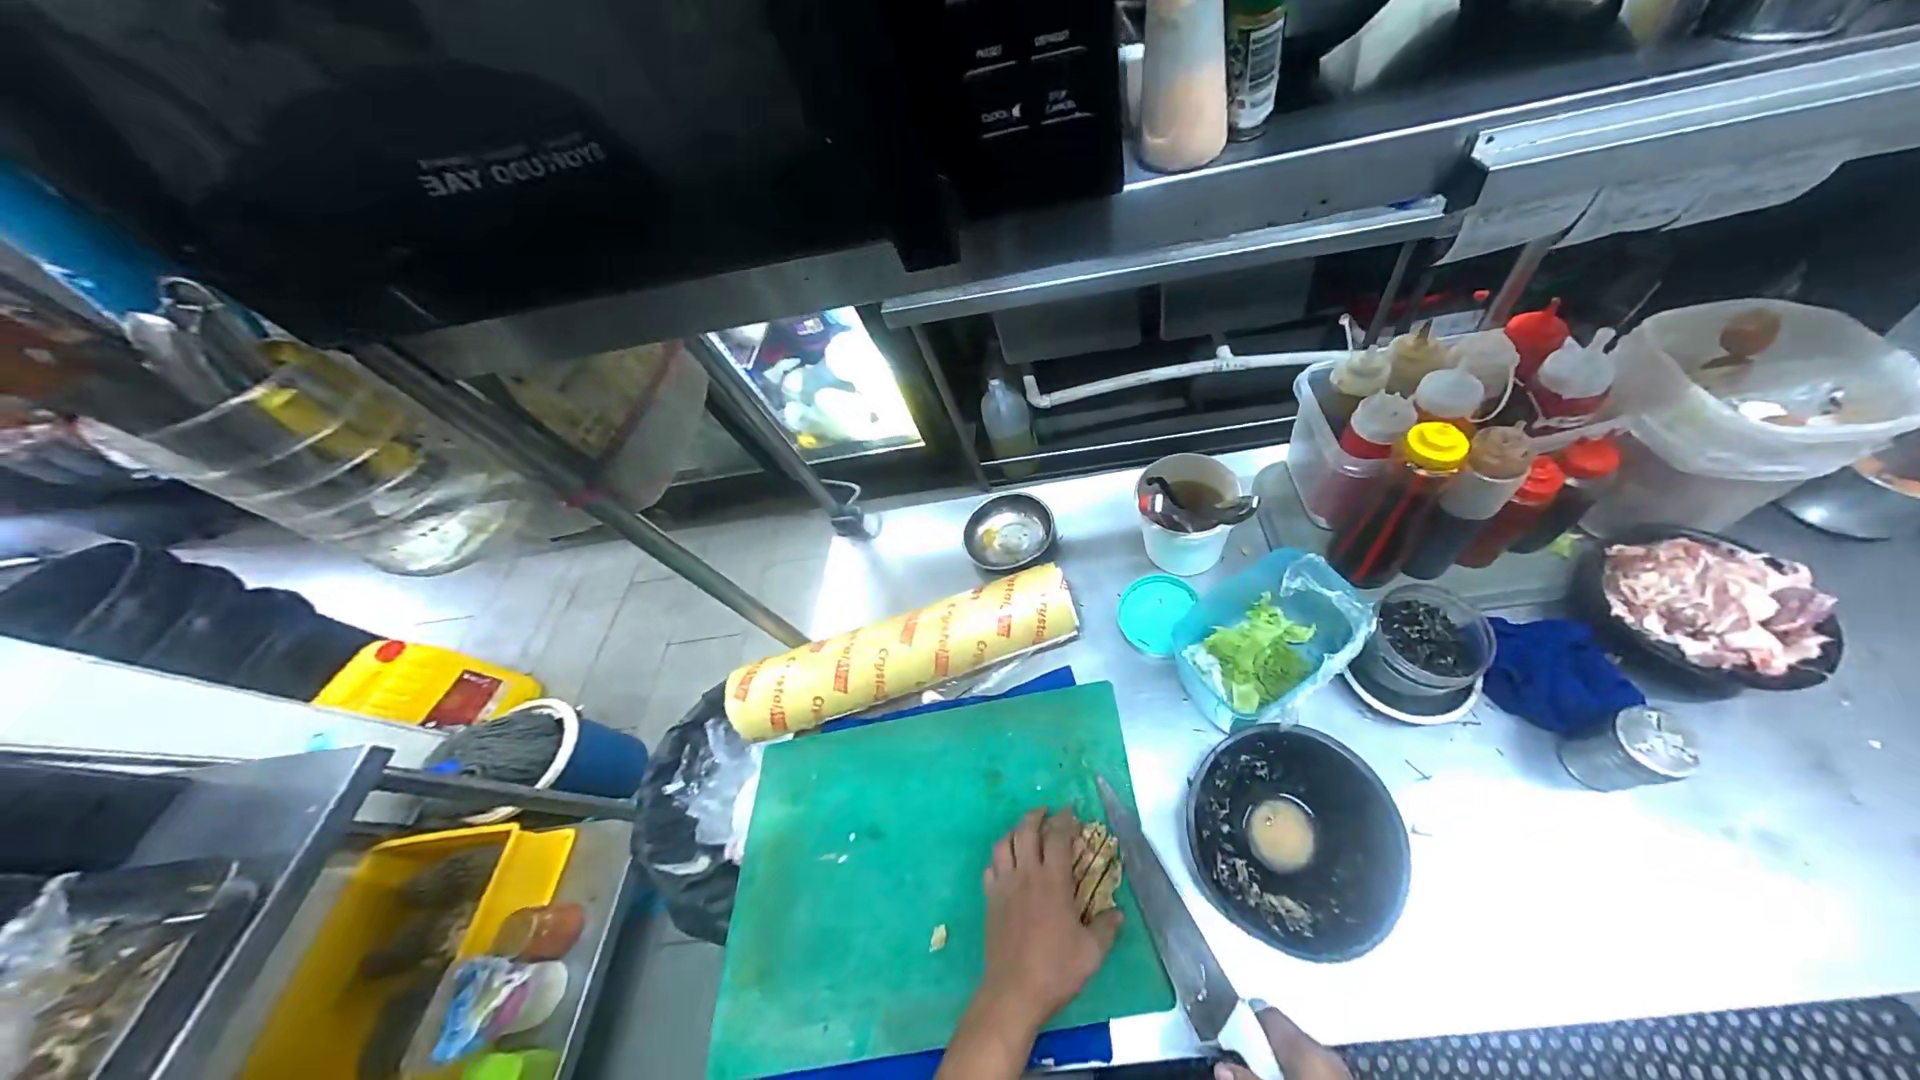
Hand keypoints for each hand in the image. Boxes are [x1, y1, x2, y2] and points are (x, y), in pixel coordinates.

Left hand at [977, 807, 1123, 1029]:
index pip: (1058, 837)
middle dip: (1036, 815)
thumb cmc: (1056, 969)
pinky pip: (991, 866)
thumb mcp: (1092, 952)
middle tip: (1046, 812)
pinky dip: (999, 857)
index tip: (1070, 812)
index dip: (1064, 820)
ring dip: (1015, 831)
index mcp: (1053, 881)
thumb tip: (1118, 913)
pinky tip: (1007, 863)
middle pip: (1026, 830)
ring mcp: (1004, 885)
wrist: (1014, 990)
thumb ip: (1107, 928)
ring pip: (1003, 843)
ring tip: (1025, 831)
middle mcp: (1026, 874)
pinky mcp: (990, 899)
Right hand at [1215, 1003, 1352, 1079]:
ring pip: (1298, 1059)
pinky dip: (1296, 1076)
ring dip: (1278, 1067)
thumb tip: (1221, 1066)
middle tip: (1241, 1068)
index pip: (1267, 1013)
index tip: (1227, 1038)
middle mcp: (1324, 1053)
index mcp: (1305, 1047)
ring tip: (1260, 1077)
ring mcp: (1340, 1073)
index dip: (1243, 1021)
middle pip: (1282, 1037)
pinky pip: (1313, 1073)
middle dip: (1259, 1050)